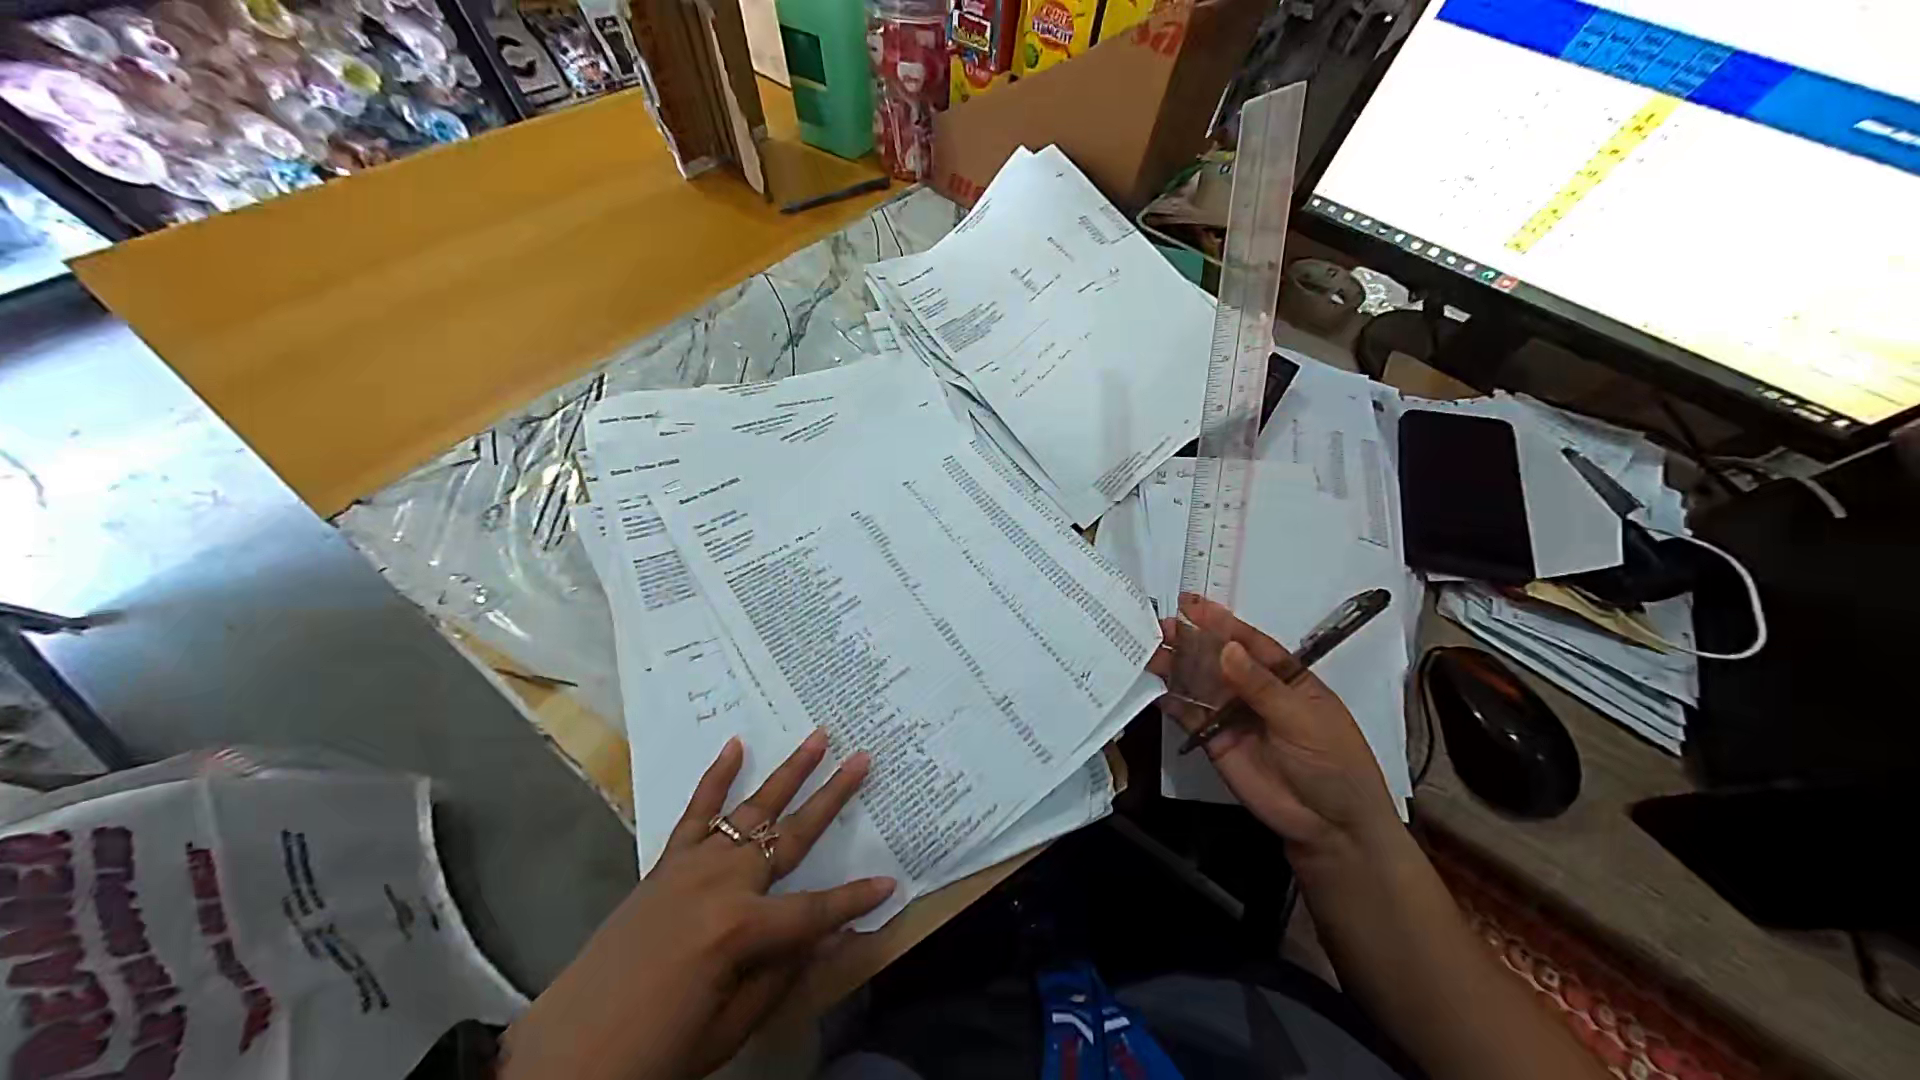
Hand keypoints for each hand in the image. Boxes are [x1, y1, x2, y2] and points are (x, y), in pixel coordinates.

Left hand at [500, 731, 895, 1079]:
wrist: (564, 1055)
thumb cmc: (658, 1051)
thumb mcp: (731, 1026)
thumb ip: (784, 972)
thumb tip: (834, 934)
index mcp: (743, 930)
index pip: (816, 910)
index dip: (855, 900)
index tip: (890, 883)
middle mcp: (722, 884)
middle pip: (791, 834)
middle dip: (833, 797)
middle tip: (862, 759)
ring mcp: (691, 867)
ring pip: (752, 810)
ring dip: (788, 772)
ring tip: (818, 738)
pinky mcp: (665, 865)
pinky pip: (696, 814)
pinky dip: (716, 778)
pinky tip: (735, 746)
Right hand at [1149, 595, 1402, 877]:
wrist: (1330, 827)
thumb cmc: (1333, 764)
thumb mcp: (1303, 719)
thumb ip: (1261, 686)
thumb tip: (1227, 649)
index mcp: (1285, 677)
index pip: (1249, 642)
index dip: (1221, 622)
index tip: (1192, 604)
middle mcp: (1254, 690)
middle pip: (1217, 658)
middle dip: (1190, 640)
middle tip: (1161, 626)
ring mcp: (1232, 715)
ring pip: (1198, 682)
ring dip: (1175, 665)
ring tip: (1148, 649)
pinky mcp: (1214, 740)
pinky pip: (1189, 714)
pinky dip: (1170, 700)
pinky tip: (1153, 686)